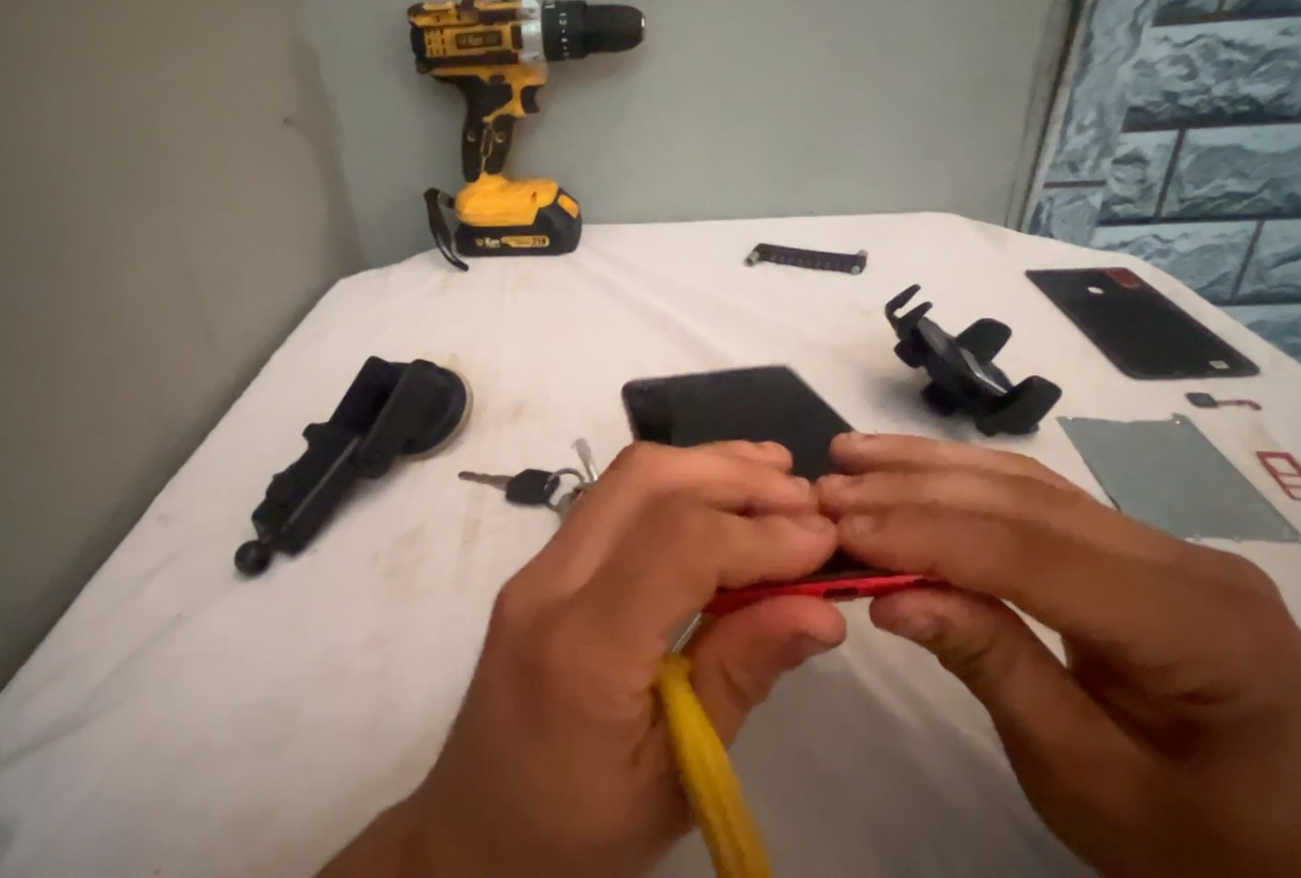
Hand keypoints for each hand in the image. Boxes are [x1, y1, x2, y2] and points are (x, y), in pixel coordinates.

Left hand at [320, 442, 844, 877]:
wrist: (474, 834)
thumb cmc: (579, 829)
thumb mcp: (677, 777)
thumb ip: (741, 678)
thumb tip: (822, 609)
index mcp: (583, 648)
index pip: (678, 545)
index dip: (760, 533)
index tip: (826, 545)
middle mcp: (548, 586)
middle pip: (646, 483)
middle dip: (736, 478)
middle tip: (808, 501)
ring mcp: (535, 571)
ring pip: (624, 480)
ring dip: (705, 467)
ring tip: (777, 478)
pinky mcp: (538, 571)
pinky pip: (609, 503)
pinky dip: (674, 487)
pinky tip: (719, 500)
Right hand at [820, 433, 1300, 877]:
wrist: (1275, 850)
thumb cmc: (1178, 833)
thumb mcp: (1075, 769)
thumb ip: (991, 667)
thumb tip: (890, 599)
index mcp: (1199, 633)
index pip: (1039, 558)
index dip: (932, 537)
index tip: (842, 528)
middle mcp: (1193, 566)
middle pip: (1031, 505)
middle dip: (916, 493)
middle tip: (827, 491)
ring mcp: (1170, 548)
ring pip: (1031, 485)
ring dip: (931, 468)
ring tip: (849, 456)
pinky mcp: (1139, 547)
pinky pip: (1040, 500)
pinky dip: (963, 480)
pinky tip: (910, 466)